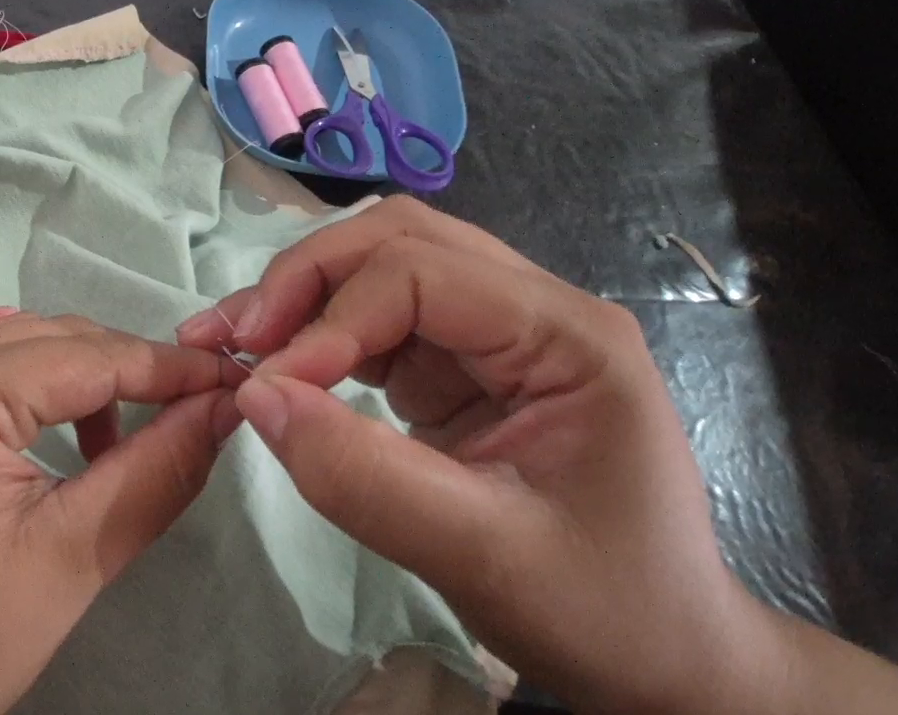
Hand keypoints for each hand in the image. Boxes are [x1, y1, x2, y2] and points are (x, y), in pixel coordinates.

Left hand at [0, 310, 245, 714]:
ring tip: (113, 439)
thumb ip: (156, 470)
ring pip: (17, 339)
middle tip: (194, 411)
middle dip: (130, 370)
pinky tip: (39, 383)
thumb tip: (223, 405)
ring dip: (78, 371)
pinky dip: (15, 355)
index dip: (170, 367)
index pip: (91, 357)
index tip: (234, 381)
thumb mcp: (75, 556)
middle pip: (56, 338)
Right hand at [177, 197, 772, 714]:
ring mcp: (495, 328)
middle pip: (398, 239)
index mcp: (568, 335)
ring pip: (380, 262)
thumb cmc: (599, 609)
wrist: (661, 658)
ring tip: (236, 339)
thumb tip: (254, 396)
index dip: (331, 320)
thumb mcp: (481, 556)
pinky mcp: (459, 359)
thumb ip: (363, 476)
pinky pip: (374, 314)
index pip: (421, 275)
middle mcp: (532, 307)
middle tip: (237, 336)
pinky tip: (277, 363)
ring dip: (302, 294)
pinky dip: (315, 330)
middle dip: (306, 278)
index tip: (266, 385)